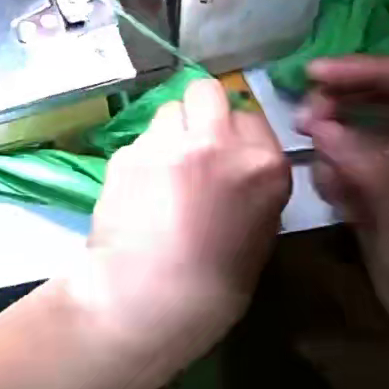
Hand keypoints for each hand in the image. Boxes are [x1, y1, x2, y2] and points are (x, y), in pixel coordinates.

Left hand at [60, 76, 291, 388]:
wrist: (150, 296)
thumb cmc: (215, 283)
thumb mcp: (258, 230)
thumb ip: (249, 182)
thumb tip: (232, 164)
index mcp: (262, 164)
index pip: (251, 115)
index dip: (235, 131)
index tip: (225, 150)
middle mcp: (216, 142)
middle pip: (206, 92)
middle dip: (200, 110)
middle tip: (191, 140)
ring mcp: (167, 144)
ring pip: (166, 110)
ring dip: (168, 130)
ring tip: (162, 166)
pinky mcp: (127, 153)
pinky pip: (138, 141)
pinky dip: (140, 156)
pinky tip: (137, 189)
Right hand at [295, 57, 388, 382]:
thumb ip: (375, 173)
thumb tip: (322, 125)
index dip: (371, 69)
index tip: (315, 74)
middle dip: (345, 100)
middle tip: (301, 115)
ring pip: (370, 130)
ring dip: (337, 136)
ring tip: (314, 156)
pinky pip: (360, 165)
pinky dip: (338, 169)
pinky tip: (331, 191)